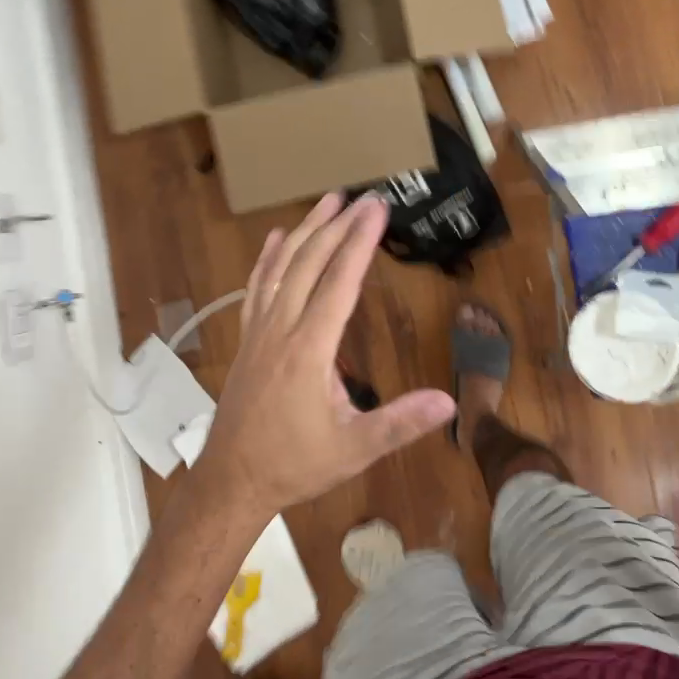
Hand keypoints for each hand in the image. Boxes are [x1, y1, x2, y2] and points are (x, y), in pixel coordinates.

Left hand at [195, 193, 455, 518]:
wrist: (231, 481)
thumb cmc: (294, 465)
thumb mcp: (353, 451)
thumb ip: (399, 424)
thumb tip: (448, 403)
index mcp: (309, 350)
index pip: (338, 283)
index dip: (359, 243)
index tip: (376, 210)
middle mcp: (281, 330)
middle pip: (308, 264)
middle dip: (338, 226)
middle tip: (364, 197)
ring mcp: (259, 332)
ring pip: (280, 268)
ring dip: (305, 231)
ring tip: (327, 201)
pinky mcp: (248, 340)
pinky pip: (256, 288)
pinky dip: (268, 258)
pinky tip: (276, 238)